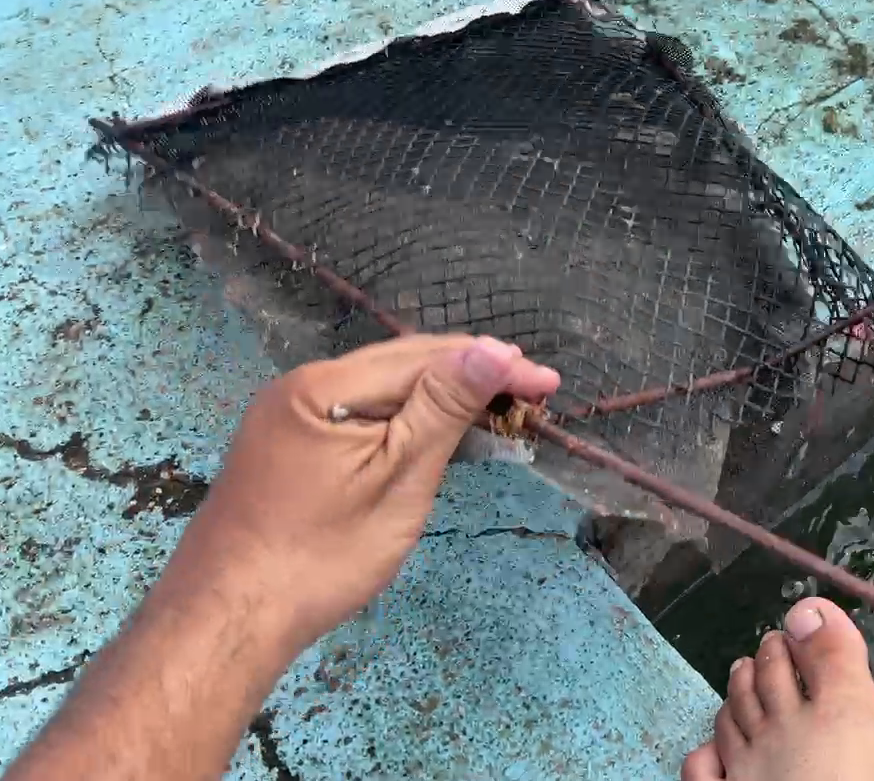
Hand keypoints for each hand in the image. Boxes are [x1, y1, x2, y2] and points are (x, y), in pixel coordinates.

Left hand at [162, 335, 560, 655]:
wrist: (222, 627)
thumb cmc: (323, 554)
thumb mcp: (400, 476)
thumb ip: (448, 405)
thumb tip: (497, 348)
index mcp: (326, 387)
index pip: (433, 358)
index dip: (497, 366)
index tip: (550, 383)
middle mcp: (306, 385)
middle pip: (413, 361)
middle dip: (479, 372)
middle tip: (538, 392)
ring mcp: (296, 413)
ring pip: (395, 383)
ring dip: (453, 391)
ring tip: (505, 406)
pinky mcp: (298, 440)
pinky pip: (374, 406)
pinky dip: (418, 413)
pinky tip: (448, 425)